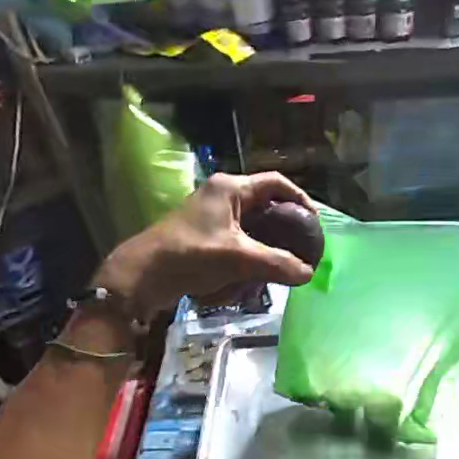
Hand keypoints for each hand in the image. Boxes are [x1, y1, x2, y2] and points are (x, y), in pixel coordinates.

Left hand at [94, 172, 319, 317]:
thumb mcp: (239, 258)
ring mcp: (210, 216)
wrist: (143, 275)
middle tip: (301, 247)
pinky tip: (256, 274)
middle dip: (283, 227)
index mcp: (230, 188)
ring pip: (251, 226)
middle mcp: (221, 195)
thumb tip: (308, 273)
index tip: (314, 222)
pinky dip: (249, 255)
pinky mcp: (203, 237)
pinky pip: (236, 241)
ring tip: (283, 263)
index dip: (300, 198)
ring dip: (266, 245)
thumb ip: (277, 263)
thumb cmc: (191, 255)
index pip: (276, 183)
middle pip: (264, 205)